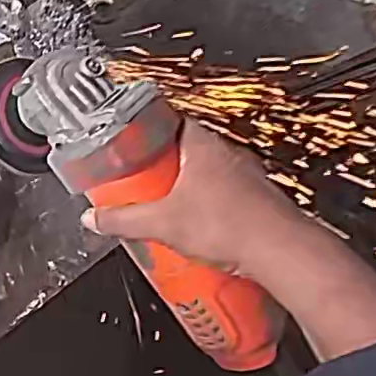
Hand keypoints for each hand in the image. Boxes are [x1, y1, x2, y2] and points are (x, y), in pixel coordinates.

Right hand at [80, 118, 375, 359]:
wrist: (280, 252)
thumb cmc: (232, 226)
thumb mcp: (160, 224)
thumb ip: (122, 219)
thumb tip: (95, 218)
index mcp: (203, 148)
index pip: (170, 123)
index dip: (146, 133)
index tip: (128, 147)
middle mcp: (226, 156)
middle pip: (181, 153)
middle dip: (156, 171)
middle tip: (137, 187)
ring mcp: (242, 179)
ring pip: (200, 176)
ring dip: (178, 192)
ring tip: (158, 213)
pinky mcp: (252, 202)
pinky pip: (217, 198)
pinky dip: (199, 210)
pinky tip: (189, 230)